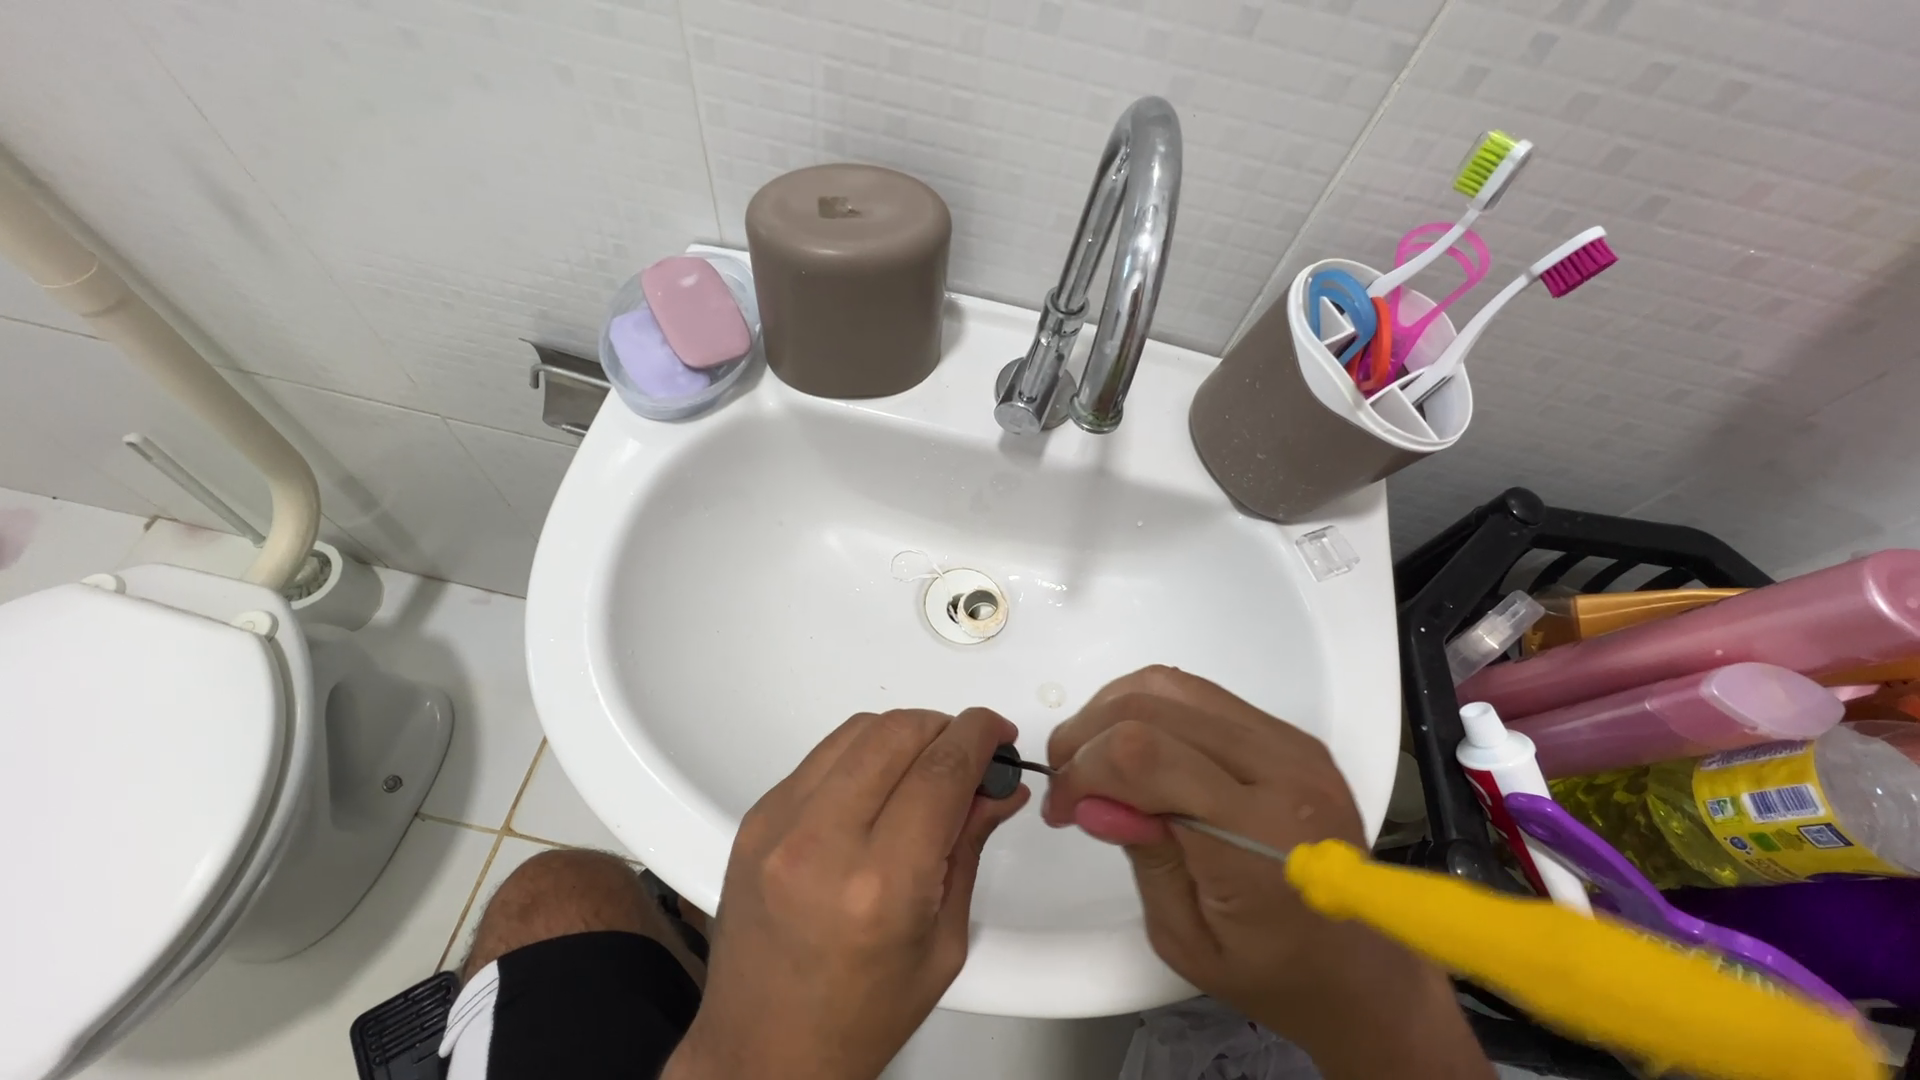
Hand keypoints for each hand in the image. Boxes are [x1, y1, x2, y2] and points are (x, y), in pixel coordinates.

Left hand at [666, 708, 1027, 1079]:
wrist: (765, 1048)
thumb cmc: (860, 1016)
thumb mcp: (942, 941)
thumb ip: (969, 847)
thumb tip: (999, 787)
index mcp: (880, 884)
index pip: (942, 770)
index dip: (979, 736)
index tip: (998, 733)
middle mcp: (821, 843)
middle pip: (898, 732)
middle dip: (945, 727)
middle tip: (968, 754)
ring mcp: (778, 825)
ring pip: (858, 729)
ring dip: (904, 734)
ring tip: (925, 768)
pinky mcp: (755, 818)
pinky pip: (821, 755)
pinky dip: (862, 754)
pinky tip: (878, 786)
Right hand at [1043, 667, 1490, 1078]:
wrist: (1363, 969)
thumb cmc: (1273, 972)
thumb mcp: (1187, 942)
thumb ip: (1144, 857)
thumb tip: (1090, 798)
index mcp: (1261, 834)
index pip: (1147, 757)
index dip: (1086, 769)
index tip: (1062, 808)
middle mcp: (1282, 771)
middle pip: (1152, 707)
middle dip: (1087, 736)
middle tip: (1066, 781)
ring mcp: (1291, 744)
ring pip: (1173, 686)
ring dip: (1112, 712)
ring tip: (1090, 758)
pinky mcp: (1289, 736)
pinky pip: (1200, 695)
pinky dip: (1149, 710)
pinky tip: (1133, 748)